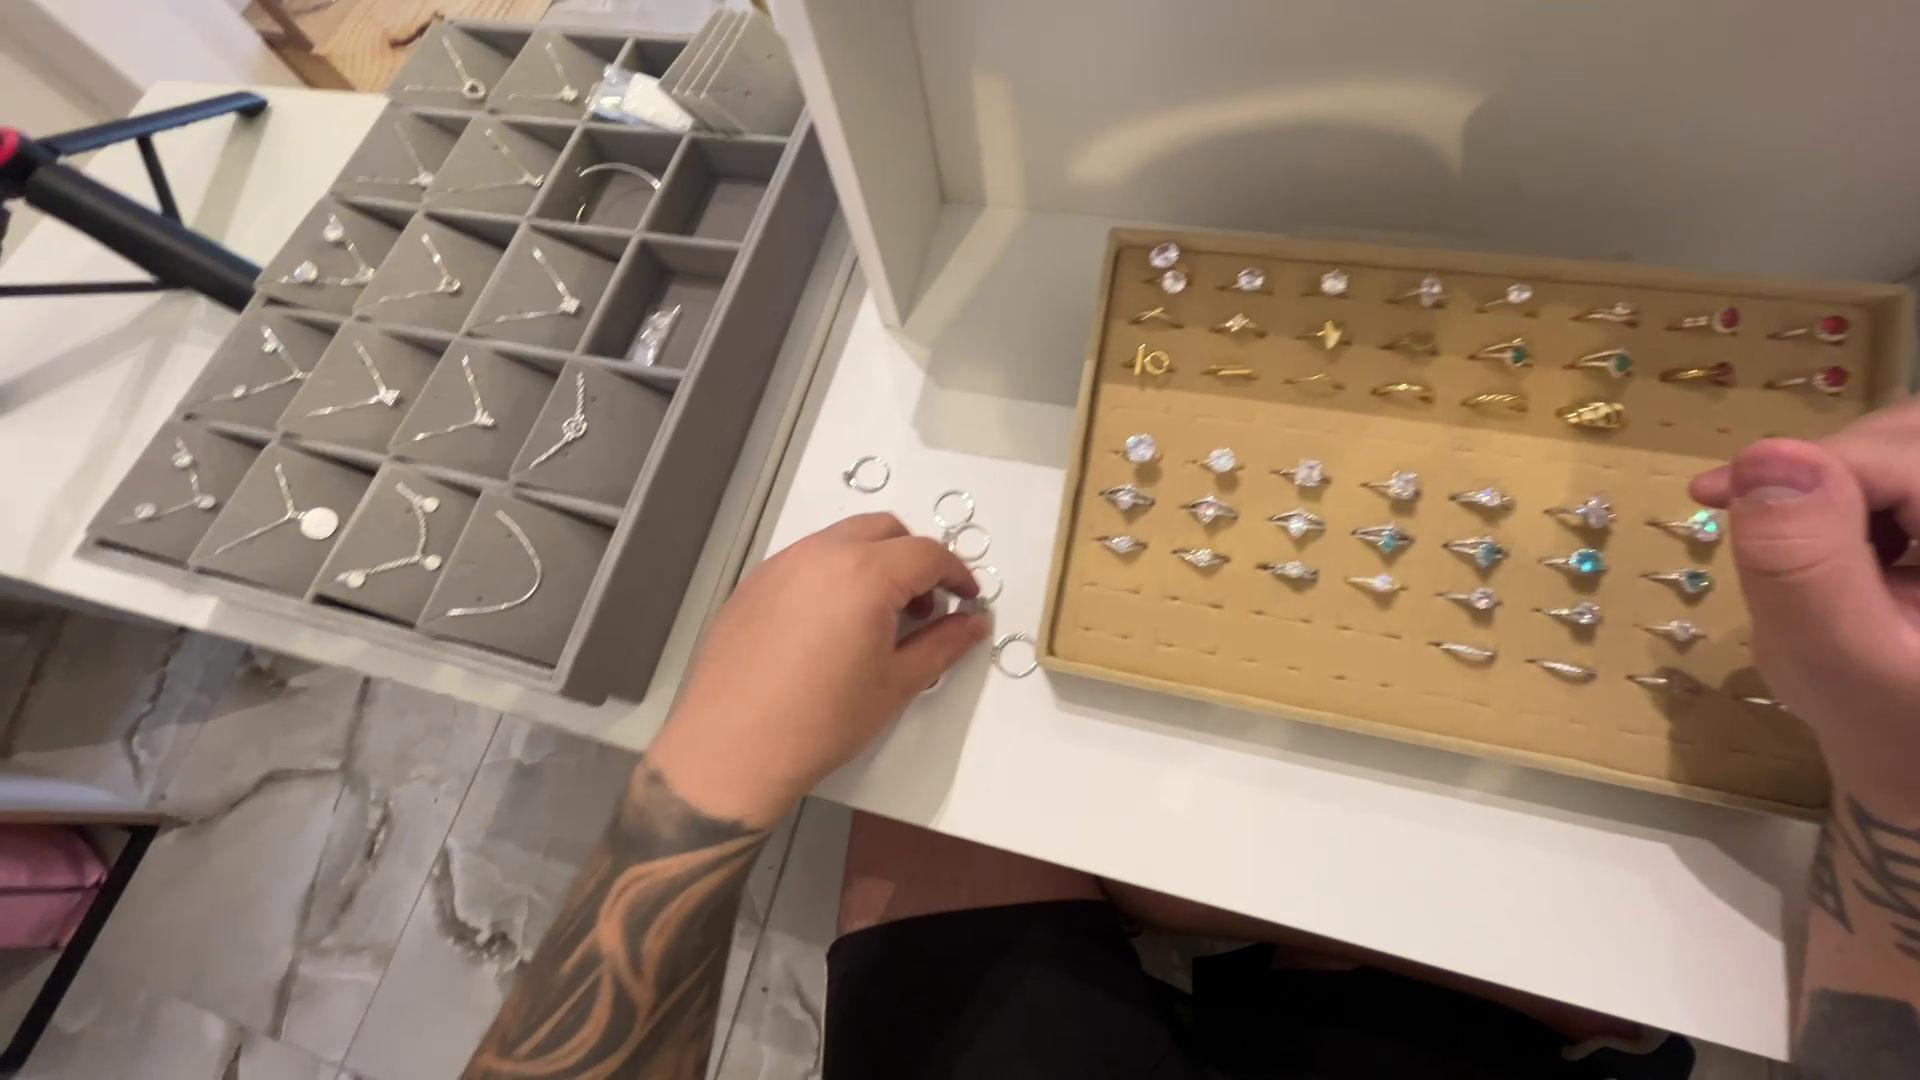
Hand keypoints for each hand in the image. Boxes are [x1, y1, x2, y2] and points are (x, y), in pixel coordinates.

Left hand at [648, 514, 989, 824]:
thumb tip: (974, 623)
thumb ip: (943, 644)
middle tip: (923, 606)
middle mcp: (821, 554)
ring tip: (876, 617)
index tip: (967, 600)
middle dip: (914, 558)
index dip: (956, 574)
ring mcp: (781, 564)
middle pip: (885, 530)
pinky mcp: (753, 583)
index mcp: (864, 574)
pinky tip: (830, 624)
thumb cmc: (822, 720)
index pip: (926, 553)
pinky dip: (834, 573)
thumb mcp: (896, 684)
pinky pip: (806, 559)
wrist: (730, 749)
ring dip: (873, 561)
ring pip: (842, 539)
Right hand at [1690, 400, 1919, 806]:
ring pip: (1915, 444)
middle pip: (1919, 436)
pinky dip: (1863, 487)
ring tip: (1803, 537)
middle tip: (1759, 518)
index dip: (1811, 466)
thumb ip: (1798, 560)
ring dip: (1845, 474)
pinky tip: (1834, 533)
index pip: (1908, 459)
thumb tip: (1762, 458)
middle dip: (1833, 462)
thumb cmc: (1882, 717)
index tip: (1707, 493)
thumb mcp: (1828, 651)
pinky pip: (1915, 470)